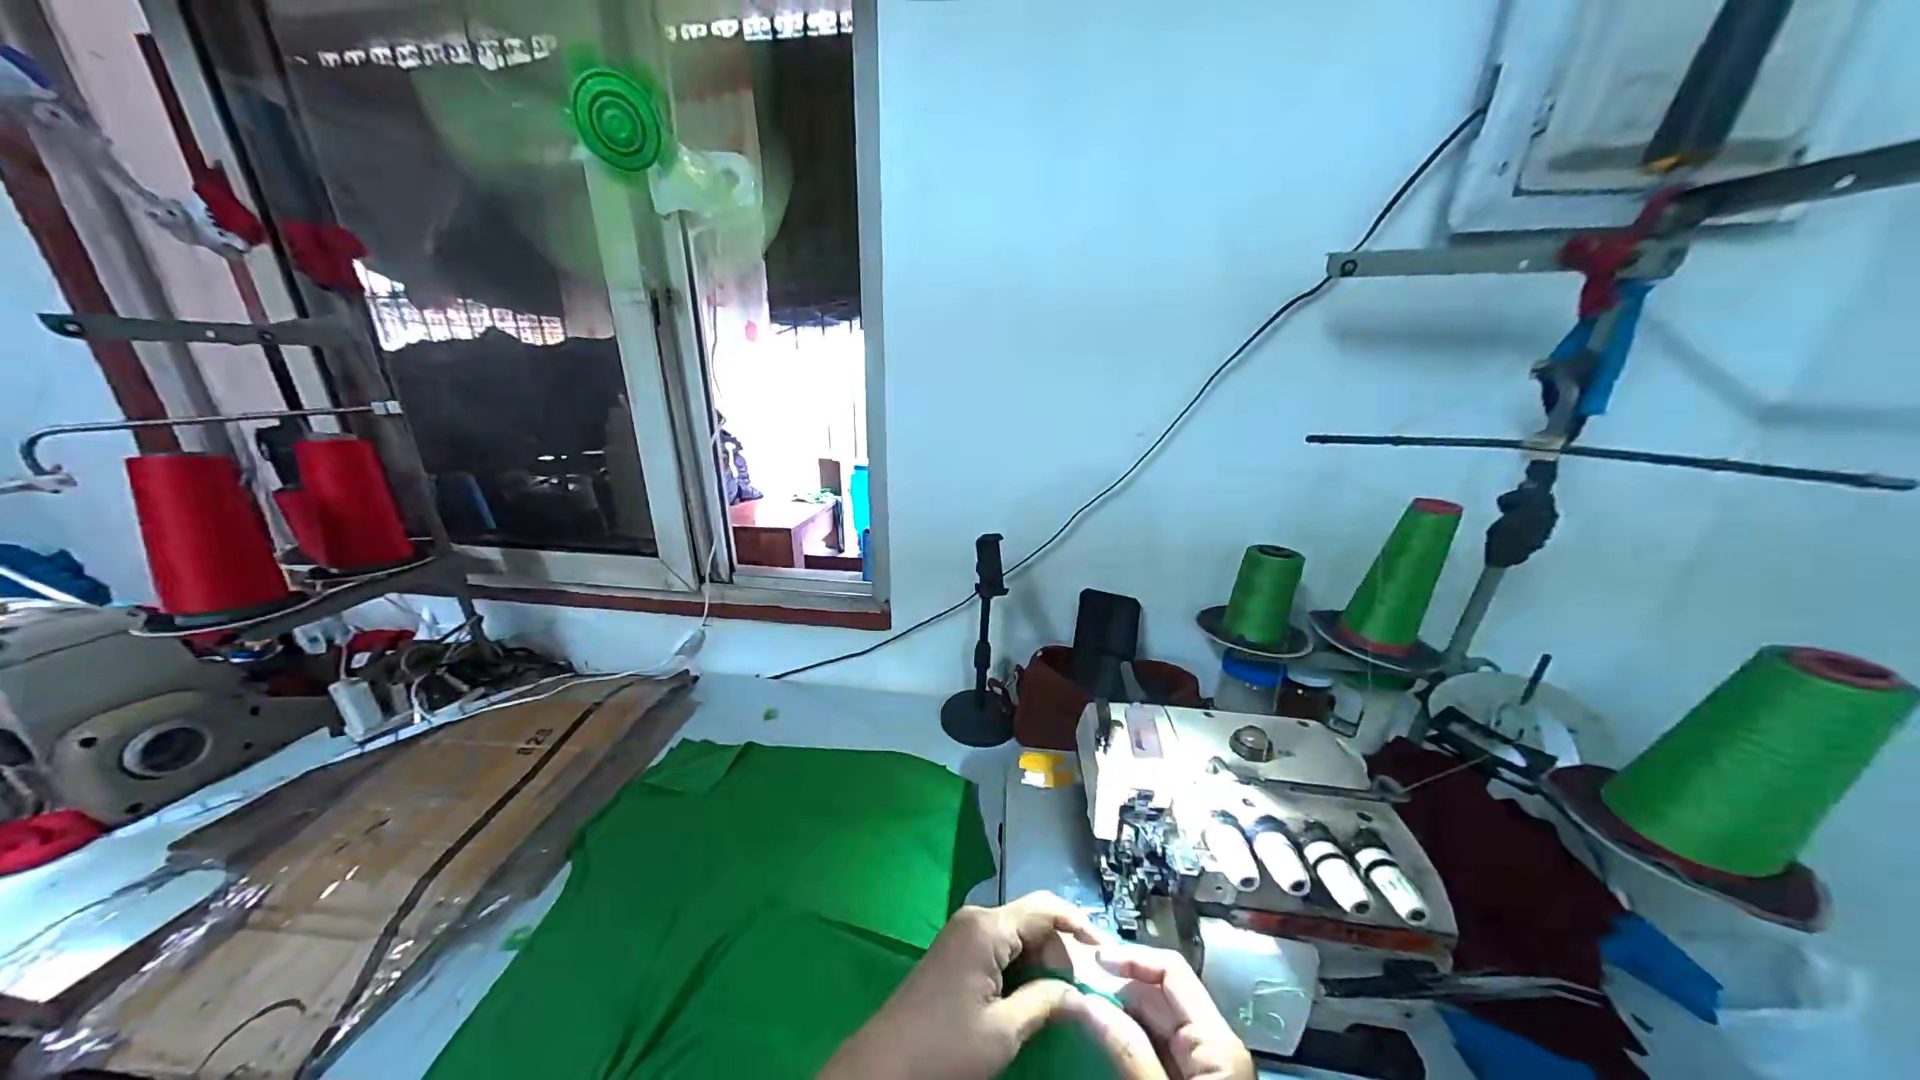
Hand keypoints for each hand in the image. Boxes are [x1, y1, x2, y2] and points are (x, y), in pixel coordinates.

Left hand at [817, 892, 1105, 1079]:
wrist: (882, 1066)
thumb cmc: (945, 1048)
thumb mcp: (1004, 1031)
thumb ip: (1047, 1002)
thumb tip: (1081, 993)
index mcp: (987, 927)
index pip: (1046, 908)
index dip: (1080, 925)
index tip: (1108, 954)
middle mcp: (975, 918)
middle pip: (1033, 921)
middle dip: (1062, 950)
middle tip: (1088, 988)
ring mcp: (963, 933)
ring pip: (1018, 935)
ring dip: (1043, 960)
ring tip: (1067, 995)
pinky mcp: (956, 952)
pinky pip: (1000, 947)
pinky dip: (1022, 966)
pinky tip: (1035, 992)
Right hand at [1075, 945, 1253, 1079]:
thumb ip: (1128, 1050)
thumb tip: (1086, 1000)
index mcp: (1217, 1041)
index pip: (1172, 970)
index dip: (1132, 956)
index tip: (1091, 959)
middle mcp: (1213, 1044)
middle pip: (1159, 995)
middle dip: (1117, 985)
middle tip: (1073, 984)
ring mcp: (1203, 1068)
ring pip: (1154, 1022)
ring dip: (1118, 1011)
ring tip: (1079, 1006)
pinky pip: (1156, 1048)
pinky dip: (1127, 1039)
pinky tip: (1100, 1039)